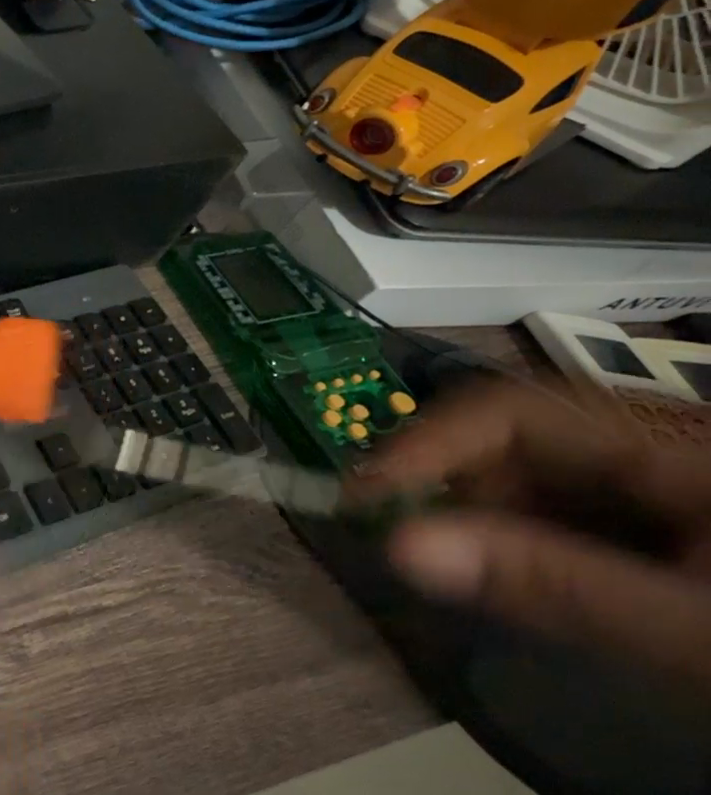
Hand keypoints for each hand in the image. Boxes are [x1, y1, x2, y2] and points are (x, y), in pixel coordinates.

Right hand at [354, 380, 710, 693]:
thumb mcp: (700, 632)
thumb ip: (554, 587)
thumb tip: (398, 549)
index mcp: (678, 450)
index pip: (514, 411)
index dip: (428, 443)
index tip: (366, 495)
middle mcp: (662, 453)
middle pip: (516, 443)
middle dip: (451, 488)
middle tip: (404, 541)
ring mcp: (663, 490)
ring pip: (533, 481)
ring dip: (480, 519)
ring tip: (461, 570)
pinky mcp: (662, 529)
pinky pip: (563, 517)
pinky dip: (521, 544)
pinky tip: (517, 580)